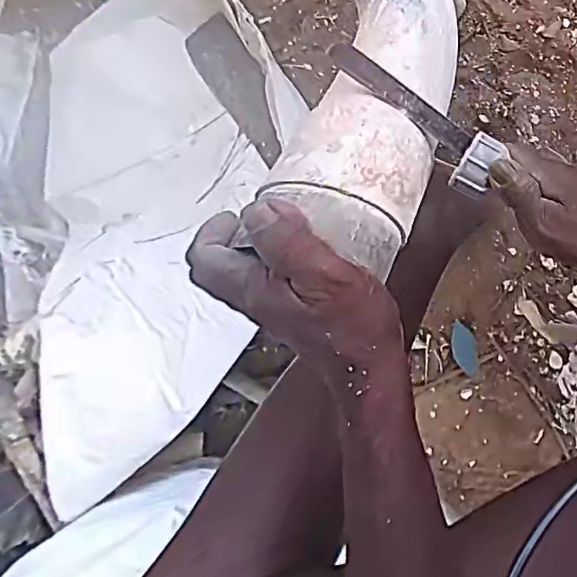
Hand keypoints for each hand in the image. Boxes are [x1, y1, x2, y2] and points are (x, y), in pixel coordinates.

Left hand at [187, 199, 403, 395]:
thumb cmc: (354, 329)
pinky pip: (276, 277)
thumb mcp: (326, 275)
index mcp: (255, 291)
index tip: (248, 209)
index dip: (216, 228)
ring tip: (292, 221)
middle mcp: (258, 301)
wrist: (370, 368)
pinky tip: (314, 248)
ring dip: (261, 242)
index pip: (206, 259)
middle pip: (221, 264)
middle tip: (266, 211)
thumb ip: (289, 244)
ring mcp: (277, 308)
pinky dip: (285, 255)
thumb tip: (260, 210)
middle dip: (235, 232)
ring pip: (247, 270)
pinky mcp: (298, 311)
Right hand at [491, 147, 576, 282]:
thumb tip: (496, 165)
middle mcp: (560, 170)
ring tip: (522, 224)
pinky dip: (536, 206)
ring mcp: (571, 182)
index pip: (509, 151)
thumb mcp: (547, 223)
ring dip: (519, 196)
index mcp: (550, 173)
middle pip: (520, 163)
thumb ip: (521, 194)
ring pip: (532, 179)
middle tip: (499, 210)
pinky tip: (541, 227)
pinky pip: (546, 192)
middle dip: (502, 182)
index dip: (487, 161)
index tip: (474, 181)